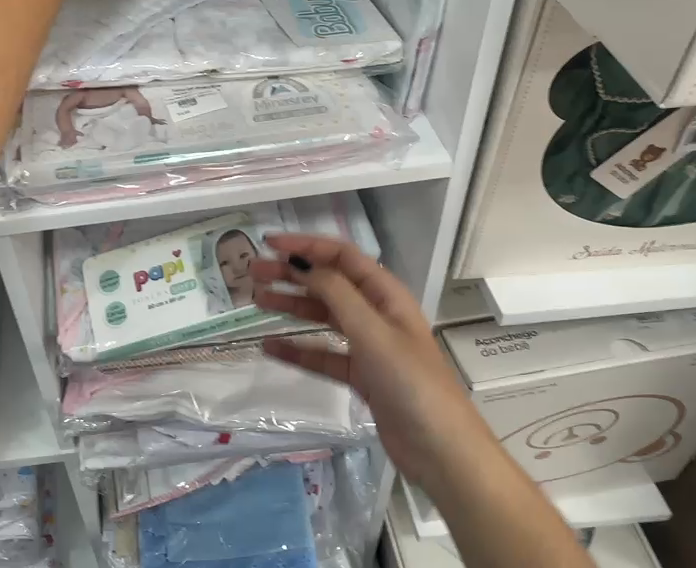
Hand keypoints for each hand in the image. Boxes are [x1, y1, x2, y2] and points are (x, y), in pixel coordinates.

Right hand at [253, 234, 465, 490]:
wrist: (442, 452)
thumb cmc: (412, 383)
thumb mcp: (372, 332)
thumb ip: (336, 294)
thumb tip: (301, 263)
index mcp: (386, 295)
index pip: (341, 256)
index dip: (305, 246)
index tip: (268, 244)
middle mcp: (377, 314)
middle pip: (328, 283)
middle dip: (291, 274)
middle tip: (253, 273)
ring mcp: (369, 346)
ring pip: (323, 317)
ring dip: (291, 307)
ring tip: (257, 301)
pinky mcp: (361, 376)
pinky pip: (322, 355)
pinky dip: (298, 350)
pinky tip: (270, 347)